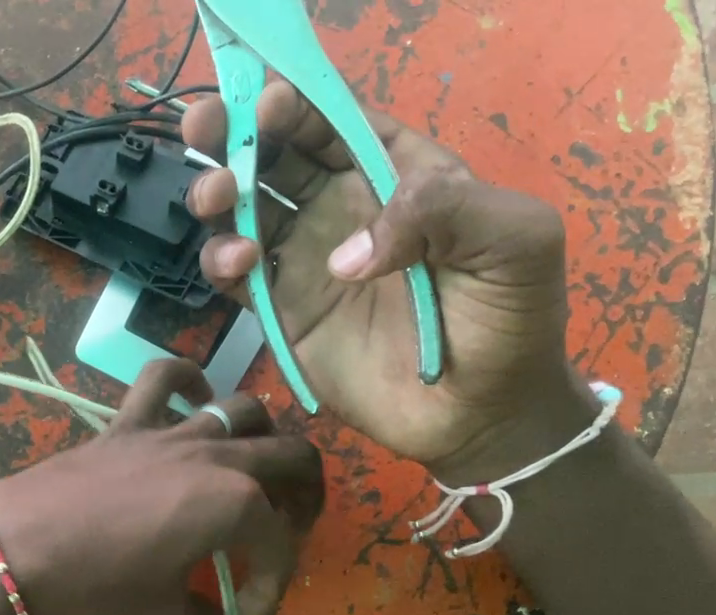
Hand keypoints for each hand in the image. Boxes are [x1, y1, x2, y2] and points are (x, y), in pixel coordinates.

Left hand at [0, 358, 322, 614]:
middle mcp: (217, 458)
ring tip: (255, 467)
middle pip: (293, 458)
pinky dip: (187, 381)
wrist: (19, 546)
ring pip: (245, 410)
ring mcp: (172, 433)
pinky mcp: (128, 423)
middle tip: (290, 527)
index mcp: (237, 506)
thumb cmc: (95, 586)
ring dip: (264, 437)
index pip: (279, 546)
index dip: (270, 587)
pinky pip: (163, 379)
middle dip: (306, 496)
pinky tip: (195, 399)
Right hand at [182, 78, 597, 483]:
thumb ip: (441, 210)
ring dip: (218, 195)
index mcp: (397, 174)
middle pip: (276, 156)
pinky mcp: (281, 314)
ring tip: (216, 198)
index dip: (298, 103)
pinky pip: (237, 278)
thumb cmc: (508, 319)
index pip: (337, 121)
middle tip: (204, 127)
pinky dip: (223, 263)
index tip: (267, 101)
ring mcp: (306, 263)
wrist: (479, 413)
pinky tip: (237, 261)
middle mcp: (343, 210)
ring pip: (244, 212)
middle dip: (235, 134)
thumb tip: (343, 255)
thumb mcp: (511, 240)